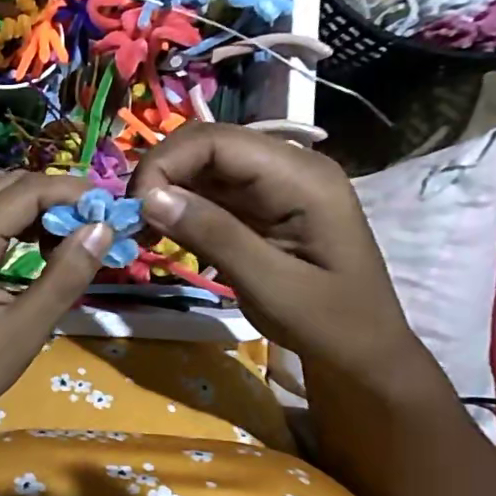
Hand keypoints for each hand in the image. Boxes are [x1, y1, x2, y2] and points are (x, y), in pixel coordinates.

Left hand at [0, 173, 112, 457]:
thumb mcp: (25, 331)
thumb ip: (64, 277)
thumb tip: (102, 228)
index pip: (23, 194)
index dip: (70, 192)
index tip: (110, 207)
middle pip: (9, 187)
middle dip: (57, 195)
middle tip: (98, 218)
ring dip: (40, 207)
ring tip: (79, 232)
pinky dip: (22, 224)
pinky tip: (47, 247)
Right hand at [129, 124, 415, 370]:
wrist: (363, 354)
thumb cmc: (328, 323)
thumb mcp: (270, 284)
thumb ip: (213, 235)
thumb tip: (149, 198)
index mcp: (302, 177)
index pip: (219, 142)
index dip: (167, 163)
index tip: (135, 209)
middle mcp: (289, 167)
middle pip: (209, 147)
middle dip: (162, 175)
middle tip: (133, 222)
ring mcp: (276, 186)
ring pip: (205, 167)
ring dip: (168, 192)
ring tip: (143, 232)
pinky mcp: (264, 206)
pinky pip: (213, 192)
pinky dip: (182, 208)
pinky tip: (165, 234)